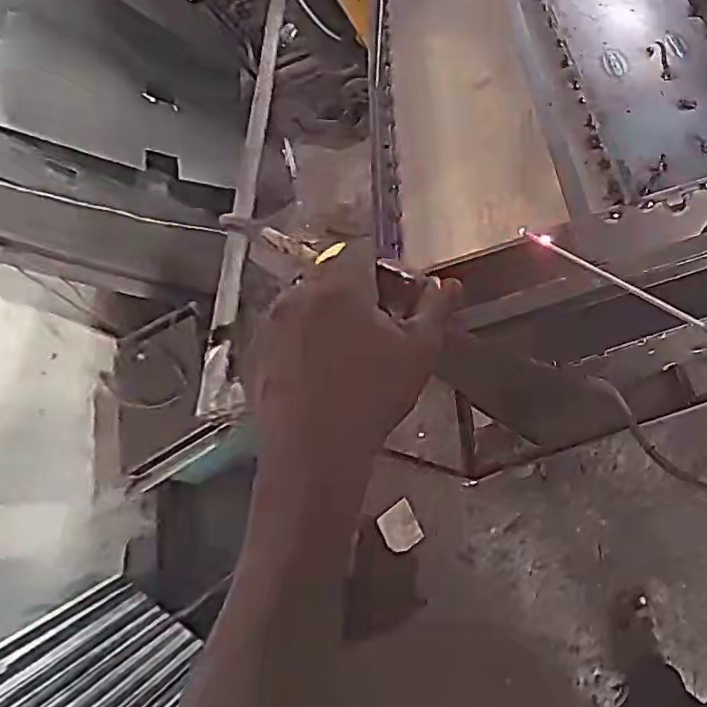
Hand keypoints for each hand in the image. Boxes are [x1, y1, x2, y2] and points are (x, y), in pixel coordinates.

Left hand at [248, 242, 461, 469]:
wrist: (313, 454)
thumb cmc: (373, 394)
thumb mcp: (421, 349)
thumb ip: (437, 308)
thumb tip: (449, 285)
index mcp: (339, 286)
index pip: (363, 252)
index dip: (388, 269)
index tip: (403, 297)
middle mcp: (298, 295)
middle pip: (335, 276)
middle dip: (363, 292)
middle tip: (387, 325)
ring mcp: (272, 325)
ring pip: (311, 302)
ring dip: (335, 314)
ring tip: (358, 351)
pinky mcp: (257, 354)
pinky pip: (291, 330)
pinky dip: (311, 338)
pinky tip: (329, 371)